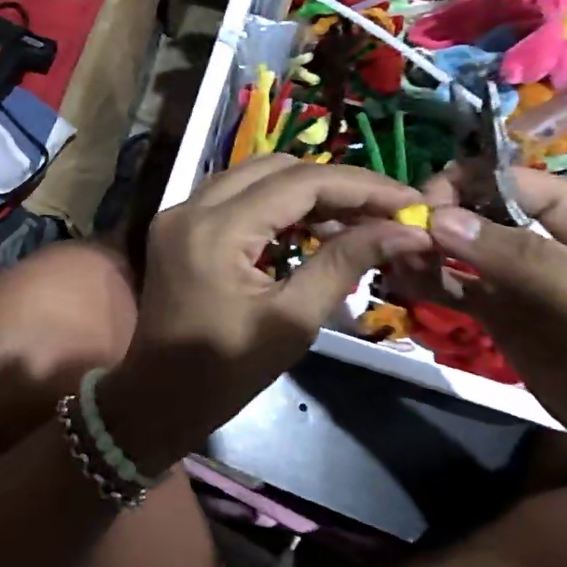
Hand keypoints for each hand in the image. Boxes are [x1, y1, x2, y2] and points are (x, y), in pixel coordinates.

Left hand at [103, 156, 431, 468]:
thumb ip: (345, 263)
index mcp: (216, 230)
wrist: (157, 399)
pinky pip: (234, 196)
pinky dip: (274, 205)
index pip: (300, 182)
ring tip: (353, 223)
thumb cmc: (225, 372)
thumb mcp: (292, 321)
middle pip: (276, 168)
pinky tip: (308, 230)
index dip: (361, 186)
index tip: (409, 201)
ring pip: (253, 176)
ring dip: (304, 192)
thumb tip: (408, 230)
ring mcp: (178, 214)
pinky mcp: (177, 226)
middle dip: (334, 185)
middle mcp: (191, 207)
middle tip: (382, 214)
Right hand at [401, 166, 566, 477]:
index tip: (419, 209)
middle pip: (484, 215)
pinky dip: (432, 284)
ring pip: (466, 255)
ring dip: (427, 250)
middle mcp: (560, 247)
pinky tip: (401, 279)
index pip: (519, 186)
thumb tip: (439, 219)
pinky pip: (464, 294)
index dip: (466, 188)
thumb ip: (531, 264)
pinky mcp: (513, 327)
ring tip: (386, 256)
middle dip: (438, 218)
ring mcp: (533, 290)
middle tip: (394, 237)